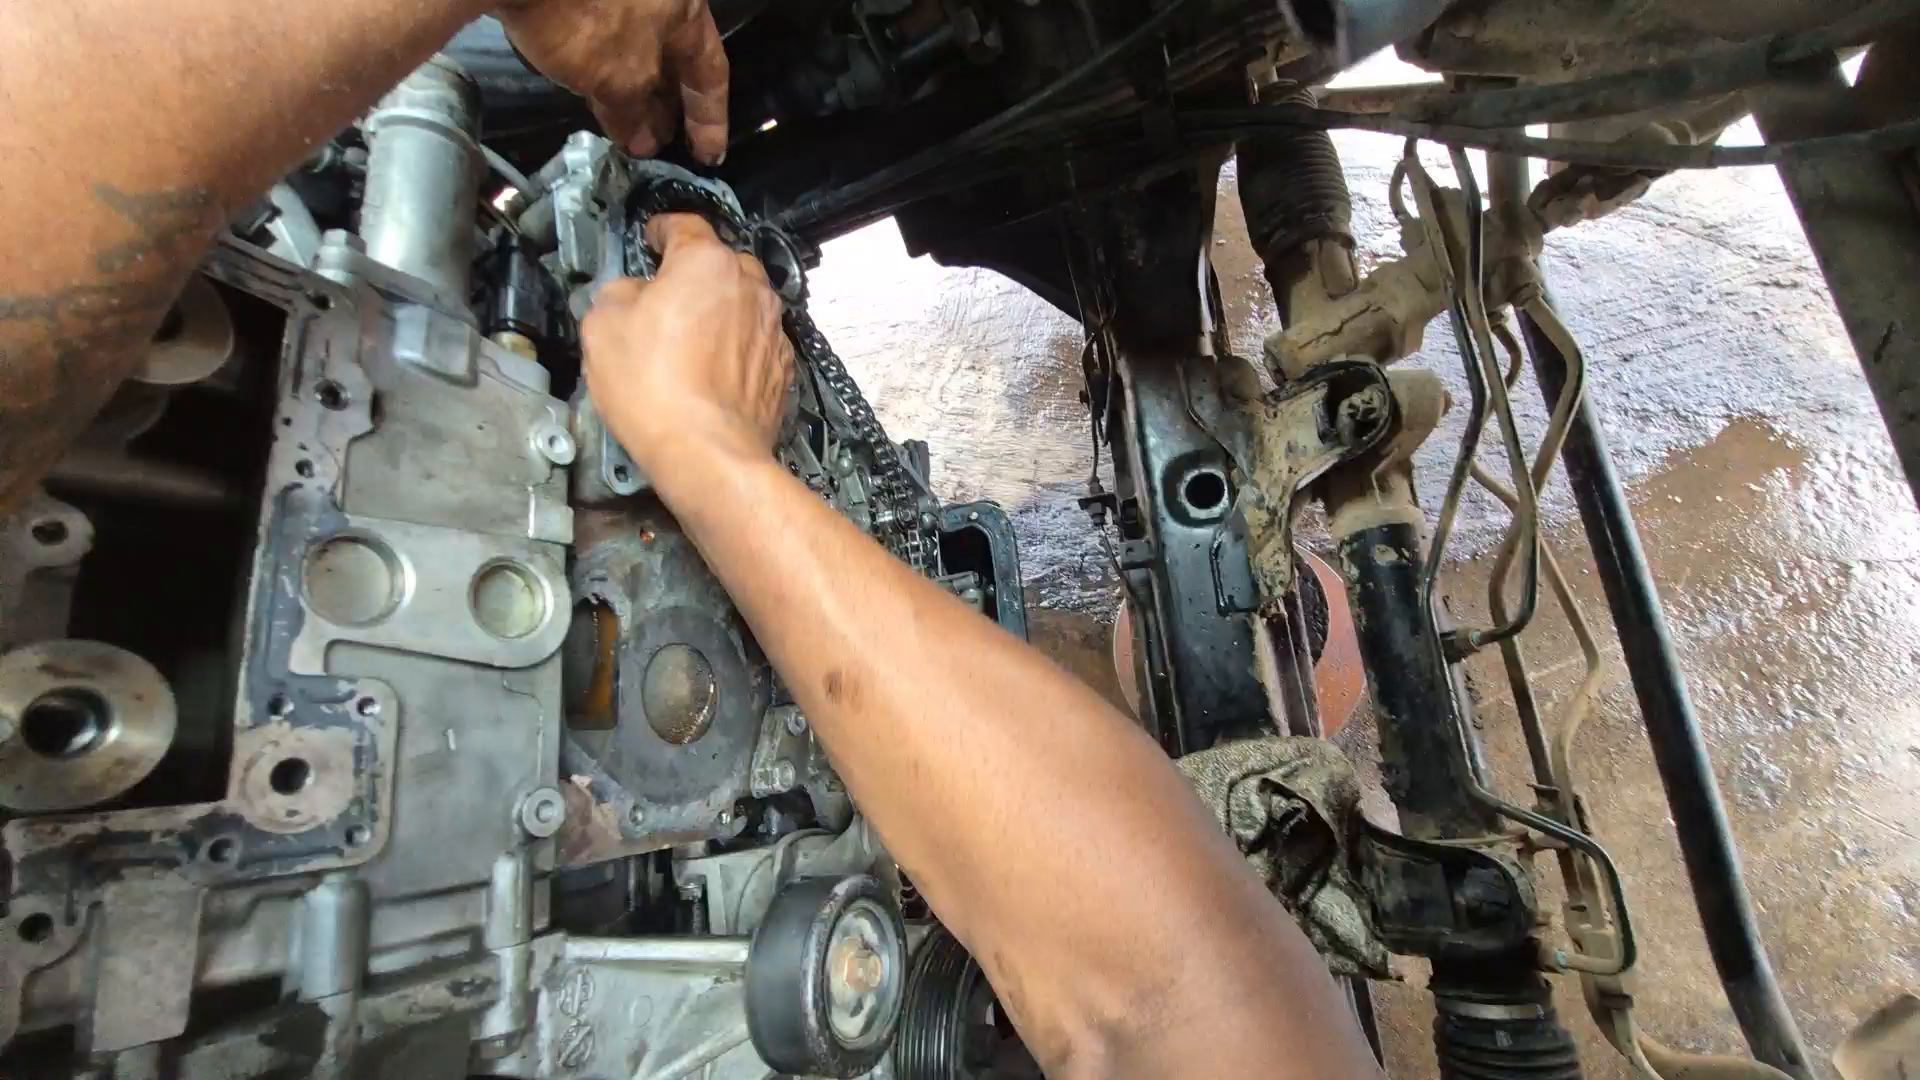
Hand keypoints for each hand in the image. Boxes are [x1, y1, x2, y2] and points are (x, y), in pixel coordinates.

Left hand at [498, 0, 728, 161]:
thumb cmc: (588, 17)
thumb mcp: (620, 81)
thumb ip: (635, 116)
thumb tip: (640, 142)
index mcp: (686, 6)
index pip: (711, 72)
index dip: (710, 120)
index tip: (708, 157)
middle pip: (672, 59)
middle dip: (667, 109)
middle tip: (659, 148)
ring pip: (636, 49)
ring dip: (634, 94)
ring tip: (626, 133)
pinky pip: (604, 36)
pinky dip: (606, 70)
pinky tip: (597, 98)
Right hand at [582, 214, 793, 471]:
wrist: (708, 453)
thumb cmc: (657, 390)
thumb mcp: (604, 325)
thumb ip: (620, 292)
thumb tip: (635, 294)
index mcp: (707, 264)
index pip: (685, 227)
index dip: (663, 231)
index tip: (653, 240)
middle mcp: (751, 290)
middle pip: (722, 265)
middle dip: (696, 276)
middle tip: (667, 298)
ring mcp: (774, 331)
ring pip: (745, 306)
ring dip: (722, 313)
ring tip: (690, 341)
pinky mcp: (783, 370)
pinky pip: (757, 344)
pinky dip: (739, 349)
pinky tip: (714, 371)